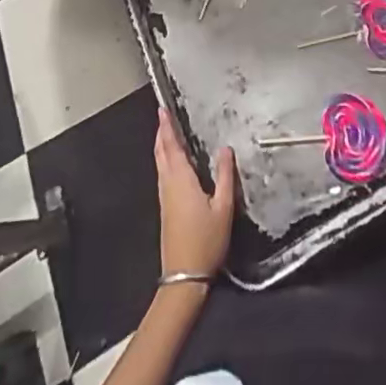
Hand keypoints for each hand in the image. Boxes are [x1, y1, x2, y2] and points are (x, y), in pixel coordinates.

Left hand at [155, 109, 236, 277]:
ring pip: (160, 163)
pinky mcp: (165, 207)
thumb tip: (225, 149)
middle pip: (161, 153)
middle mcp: (168, 184)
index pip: (171, 146)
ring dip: (162, 146)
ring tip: (166, 133)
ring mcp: (164, 196)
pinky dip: (164, 160)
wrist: (184, 274)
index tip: (162, 110)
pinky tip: (172, 163)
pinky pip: (162, 174)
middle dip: (161, 133)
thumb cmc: (206, 240)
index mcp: (181, 180)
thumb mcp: (224, 208)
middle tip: (163, 117)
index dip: (166, 127)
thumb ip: (225, 177)